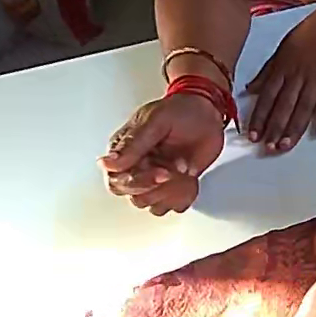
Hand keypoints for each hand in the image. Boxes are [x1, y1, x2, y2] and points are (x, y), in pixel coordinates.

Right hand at [99, 93, 226, 215]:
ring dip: (173, 191)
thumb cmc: (181, 111)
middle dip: (160, 187)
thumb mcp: (156, 121)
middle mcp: (137, 168)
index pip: (118, 181)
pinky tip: (191, 180)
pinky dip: (185, 196)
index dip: (140, 182)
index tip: (164, 172)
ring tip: (185, 169)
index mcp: (124, 152)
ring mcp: (157, 179)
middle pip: (136, 197)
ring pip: (154, 205)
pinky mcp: (174, 187)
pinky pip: (174, 205)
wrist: (209, 114)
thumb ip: (132, 144)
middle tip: (177, 169)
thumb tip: (106, 163)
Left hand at [245, 0, 315, 152]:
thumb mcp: (283, 47)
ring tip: (286, 145)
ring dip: (294, 129)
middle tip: (267, 147)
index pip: (267, 96)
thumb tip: (251, 88)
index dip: (259, 117)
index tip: (253, 134)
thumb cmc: (314, 31)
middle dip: (274, 128)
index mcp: (283, 66)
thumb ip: (267, 71)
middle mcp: (298, 74)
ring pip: (303, 108)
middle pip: (284, 106)